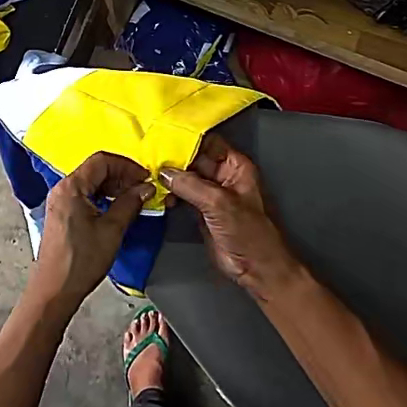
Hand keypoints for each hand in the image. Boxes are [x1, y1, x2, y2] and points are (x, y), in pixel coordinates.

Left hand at [32, 152, 152, 313]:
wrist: (54, 292)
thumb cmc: (80, 262)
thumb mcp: (112, 229)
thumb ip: (130, 202)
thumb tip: (146, 188)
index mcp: (71, 188)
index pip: (102, 161)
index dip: (127, 166)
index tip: (145, 178)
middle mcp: (62, 190)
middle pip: (96, 169)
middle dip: (122, 176)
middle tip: (142, 189)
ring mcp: (60, 203)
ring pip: (92, 183)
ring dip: (114, 187)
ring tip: (134, 200)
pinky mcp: (62, 215)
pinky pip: (86, 196)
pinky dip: (104, 198)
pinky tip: (118, 210)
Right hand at [161, 136, 302, 299]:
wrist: (256, 267)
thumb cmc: (252, 234)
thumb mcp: (220, 204)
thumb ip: (192, 185)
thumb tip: (167, 172)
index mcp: (237, 166)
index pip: (209, 143)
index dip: (189, 140)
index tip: (165, 139)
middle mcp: (225, 176)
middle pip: (195, 159)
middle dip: (174, 160)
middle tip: (150, 159)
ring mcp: (213, 194)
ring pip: (187, 178)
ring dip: (170, 178)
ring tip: (150, 177)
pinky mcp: (203, 211)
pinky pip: (183, 196)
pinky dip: (171, 194)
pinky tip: (159, 195)